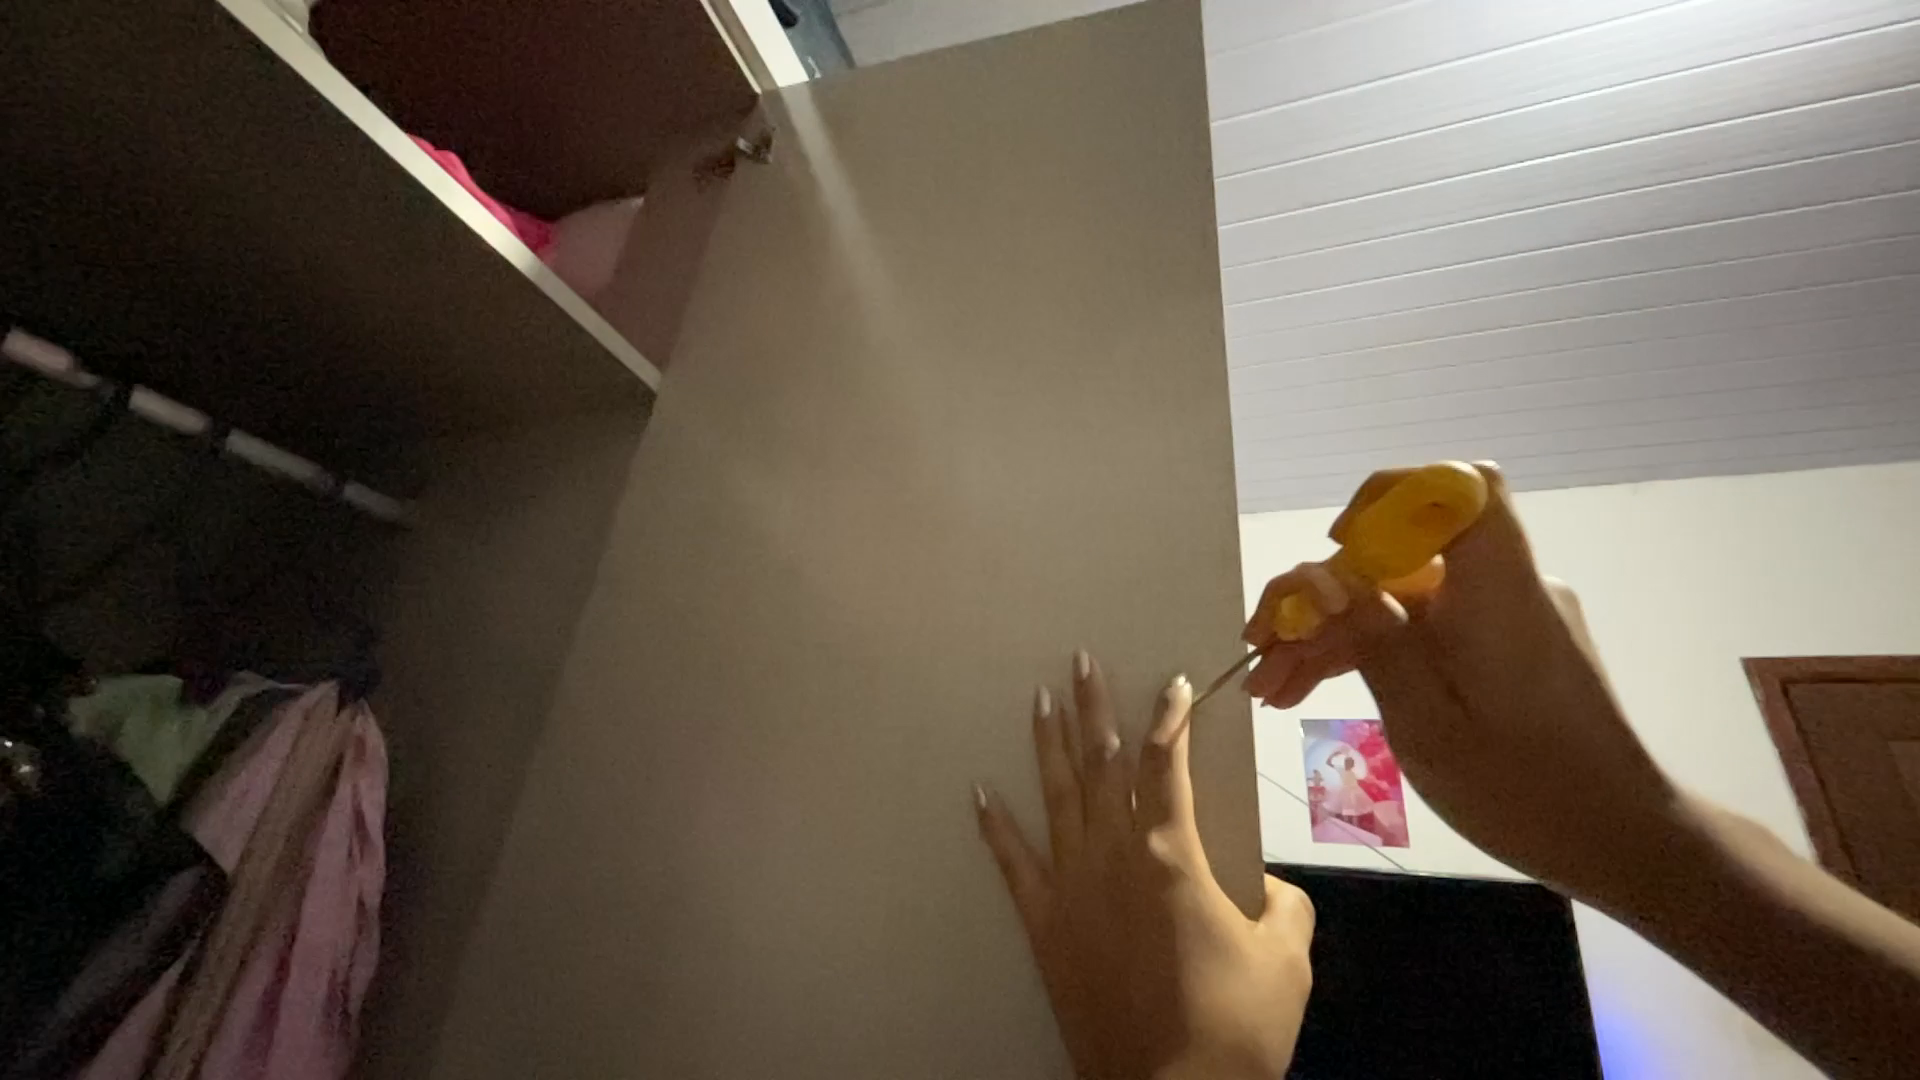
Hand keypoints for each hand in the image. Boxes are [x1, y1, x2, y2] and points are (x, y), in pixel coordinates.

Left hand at [975, 652, 1313, 1079]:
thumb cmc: (1234, 1025)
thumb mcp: (1287, 959)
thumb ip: (1285, 906)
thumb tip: (1272, 887)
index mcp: (1171, 853)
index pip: (1167, 763)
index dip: (1170, 717)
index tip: (1172, 682)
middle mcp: (1113, 853)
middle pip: (1103, 763)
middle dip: (1094, 707)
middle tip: (1080, 661)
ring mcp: (1071, 883)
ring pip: (1057, 795)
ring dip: (1049, 744)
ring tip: (1039, 698)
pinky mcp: (1043, 920)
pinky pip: (1013, 862)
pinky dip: (995, 825)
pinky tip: (978, 790)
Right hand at [1242, 464, 1677, 896]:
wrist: (1621, 843)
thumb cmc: (1525, 792)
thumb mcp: (1426, 723)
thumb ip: (1371, 639)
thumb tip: (1317, 576)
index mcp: (1496, 594)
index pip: (1460, 490)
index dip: (1389, 499)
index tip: (1336, 548)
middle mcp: (1494, 589)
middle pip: (1392, 557)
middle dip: (1316, 599)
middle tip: (1259, 651)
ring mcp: (1488, 616)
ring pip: (1388, 598)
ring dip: (1325, 634)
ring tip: (1268, 687)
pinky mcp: (1484, 643)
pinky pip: (1409, 627)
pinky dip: (1359, 651)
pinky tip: (1302, 686)